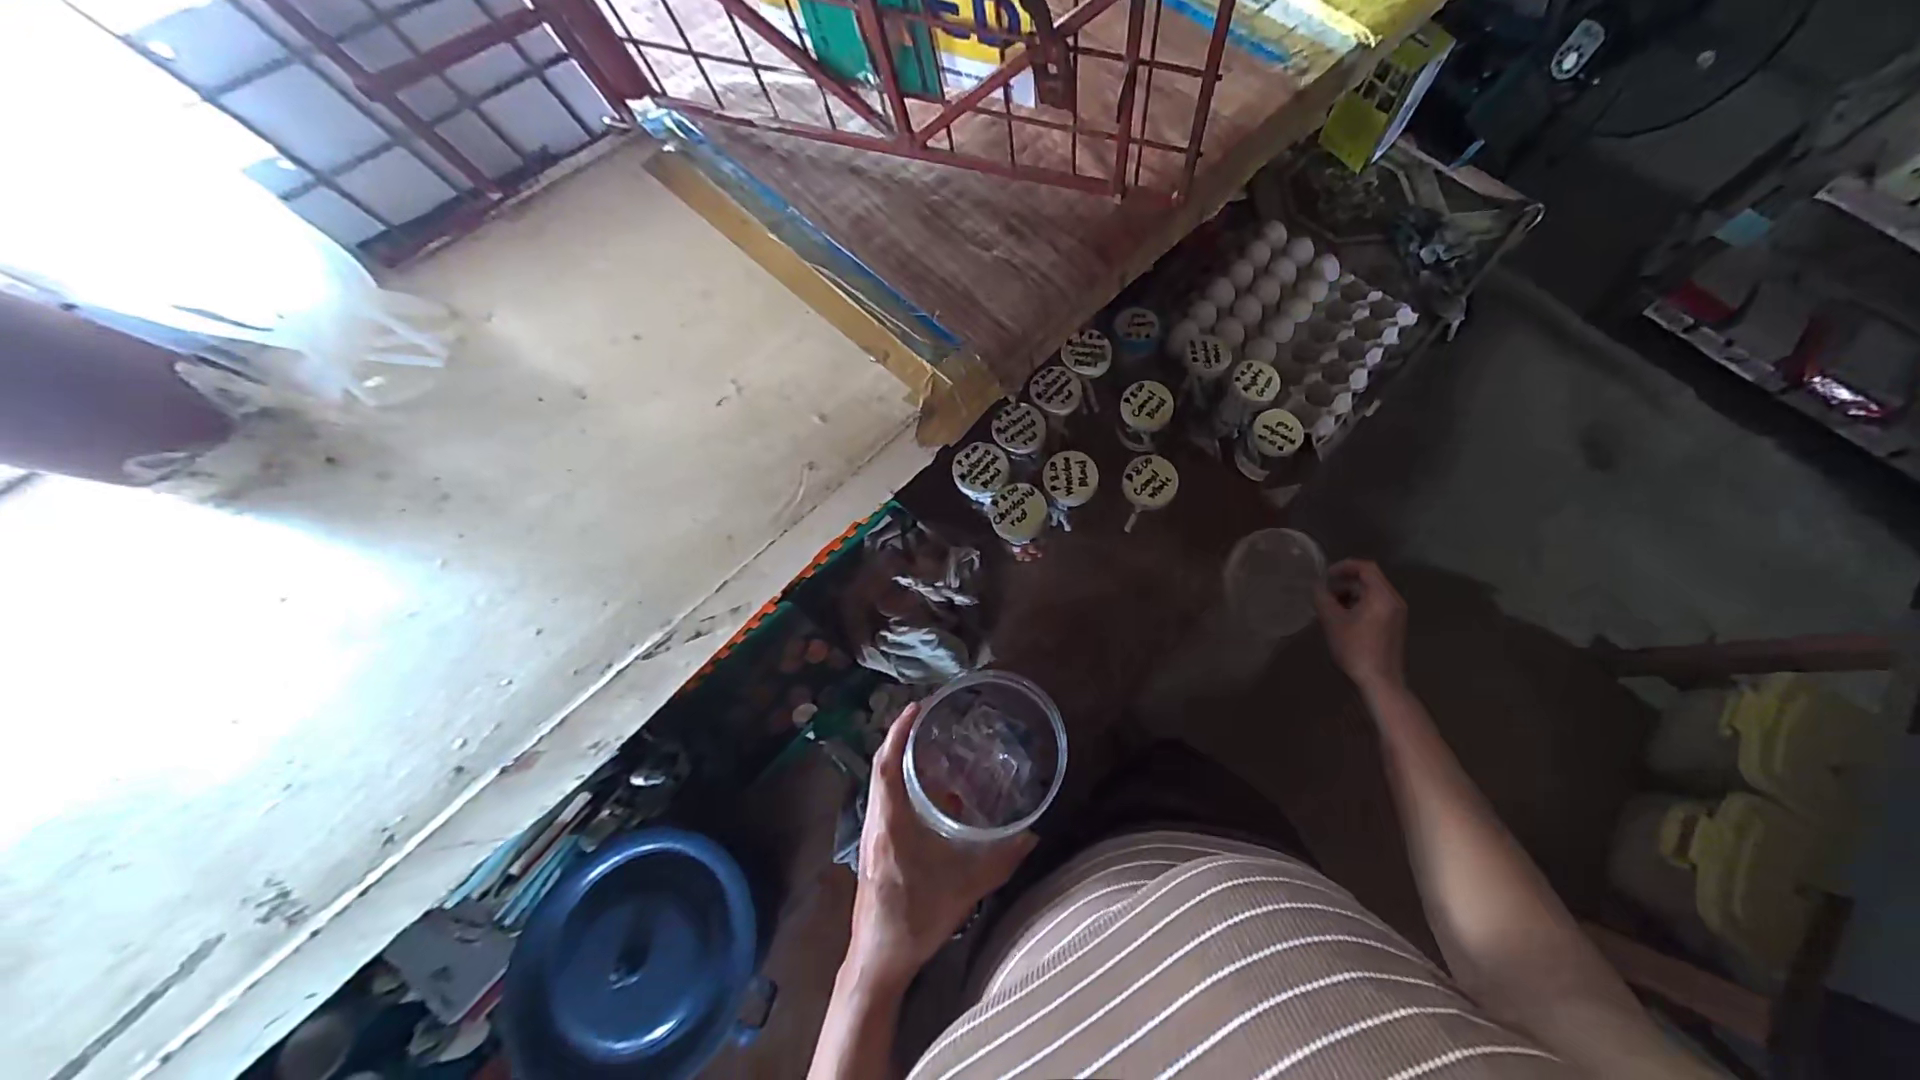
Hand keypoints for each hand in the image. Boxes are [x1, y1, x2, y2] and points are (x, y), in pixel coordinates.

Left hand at [846, 703, 1036, 990]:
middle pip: (880, 767)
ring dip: (900, 761)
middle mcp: (875, 823)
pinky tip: (931, 796)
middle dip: (900, 738)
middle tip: (927, 718)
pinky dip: (902, 785)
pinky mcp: (874, 847)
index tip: (916, 707)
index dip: (899, 732)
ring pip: (880, 784)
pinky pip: (884, 801)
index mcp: (890, 825)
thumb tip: (1032, 837)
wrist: (877, 961)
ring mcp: (871, 835)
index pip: (887, 765)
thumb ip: (999, 863)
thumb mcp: (964, 892)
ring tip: (930, 748)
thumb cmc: (915, 922)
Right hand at [1314, 558, 1407, 694]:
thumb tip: (1317, 586)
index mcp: (1382, 597)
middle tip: (1324, 593)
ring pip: (1371, 593)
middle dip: (1344, 583)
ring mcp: (1396, 614)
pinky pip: (1375, 605)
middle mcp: (1394, 601)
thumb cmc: (1355, 650)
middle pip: (1369, 580)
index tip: (1325, 575)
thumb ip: (1322, 598)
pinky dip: (1358, 605)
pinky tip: (1342, 619)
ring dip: (1349, 595)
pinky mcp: (1393, 625)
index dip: (1344, 566)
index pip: (1366, 568)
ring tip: (1330, 607)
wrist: (1380, 682)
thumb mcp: (1332, 622)